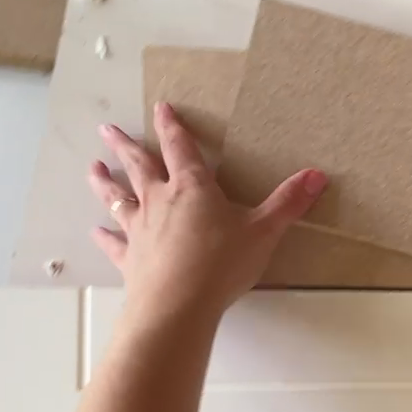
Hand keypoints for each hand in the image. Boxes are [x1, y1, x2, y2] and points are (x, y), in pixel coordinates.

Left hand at [87, 102, 325, 327]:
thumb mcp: (264, 232)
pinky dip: (105, 236)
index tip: (161, 107)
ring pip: (117, 199)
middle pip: (139, 167)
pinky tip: (96, 231)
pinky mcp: (131, 258)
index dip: (172, 127)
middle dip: (126, 146)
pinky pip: (114, 243)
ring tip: (93, 168)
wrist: (179, 304)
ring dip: (104, 182)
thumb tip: (317, 175)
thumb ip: (288, 203)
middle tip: (107, 130)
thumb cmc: (222, 264)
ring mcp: (140, 229)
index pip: (181, 149)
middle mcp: (160, 201)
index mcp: (193, 189)